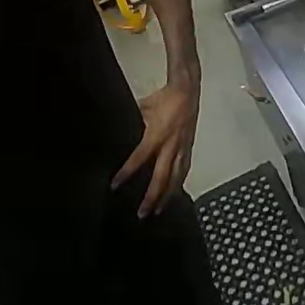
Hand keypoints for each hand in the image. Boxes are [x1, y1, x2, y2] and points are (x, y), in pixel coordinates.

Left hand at [112, 81, 199, 216]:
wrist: (187, 91)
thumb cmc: (164, 98)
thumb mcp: (144, 106)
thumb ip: (135, 119)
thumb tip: (121, 125)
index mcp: (156, 135)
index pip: (139, 158)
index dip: (126, 172)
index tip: (115, 186)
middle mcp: (170, 146)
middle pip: (160, 178)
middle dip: (151, 197)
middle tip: (142, 213)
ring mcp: (182, 149)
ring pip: (175, 178)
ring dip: (166, 196)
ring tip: (157, 210)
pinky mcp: (189, 147)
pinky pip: (184, 170)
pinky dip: (179, 183)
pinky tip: (175, 192)